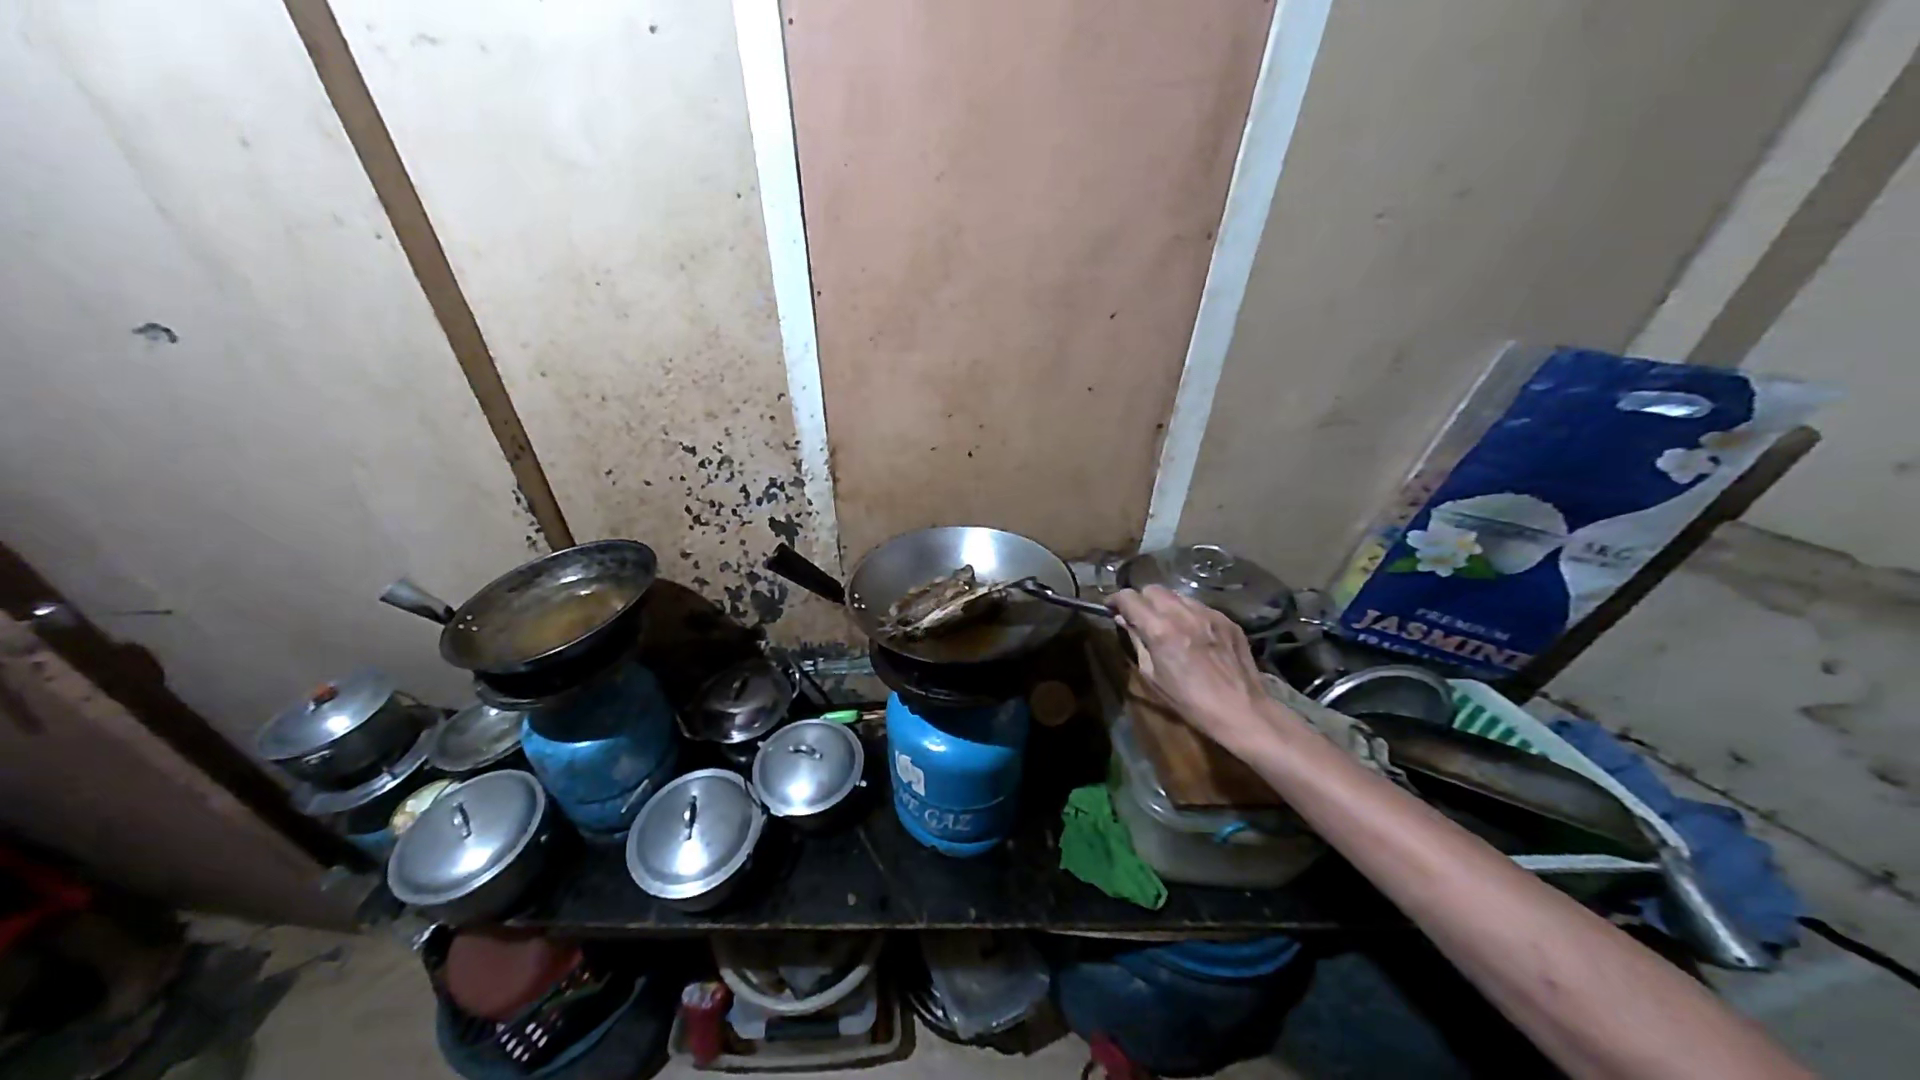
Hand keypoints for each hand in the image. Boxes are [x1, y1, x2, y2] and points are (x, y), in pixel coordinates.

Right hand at [1109, 585, 1288, 751]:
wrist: (1240, 710)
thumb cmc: (1189, 701)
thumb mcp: (1152, 676)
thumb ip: (1137, 642)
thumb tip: (1124, 620)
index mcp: (1160, 629)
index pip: (1129, 598)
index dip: (1116, 600)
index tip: (1112, 608)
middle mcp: (1183, 613)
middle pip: (1153, 589)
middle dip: (1141, 600)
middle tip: (1140, 617)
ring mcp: (1209, 614)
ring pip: (1177, 595)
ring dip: (1166, 605)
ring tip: (1167, 624)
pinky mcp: (1227, 620)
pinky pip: (1200, 607)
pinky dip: (1189, 614)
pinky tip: (1193, 634)